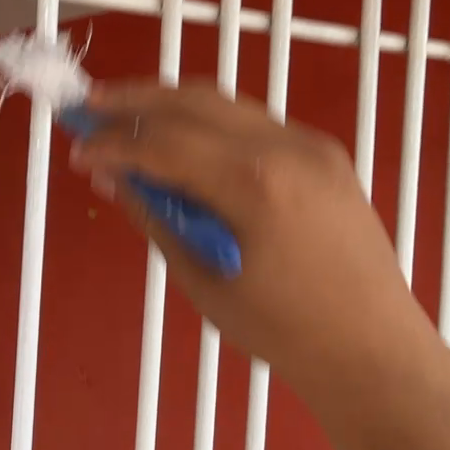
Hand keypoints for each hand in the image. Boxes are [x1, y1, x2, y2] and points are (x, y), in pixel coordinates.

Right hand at [70, 79, 437, 385]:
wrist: (373, 349)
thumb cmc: (279, 329)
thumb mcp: (200, 275)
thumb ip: (155, 215)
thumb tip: (113, 176)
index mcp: (254, 183)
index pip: (165, 143)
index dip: (113, 144)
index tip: (76, 151)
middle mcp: (286, 147)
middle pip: (193, 101)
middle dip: (134, 100)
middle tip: (87, 107)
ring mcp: (310, 145)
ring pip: (223, 104)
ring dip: (169, 106)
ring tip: (123, 116)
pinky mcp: (322, 155)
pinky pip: (249, 124)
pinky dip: (204, 124)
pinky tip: (177, 142)